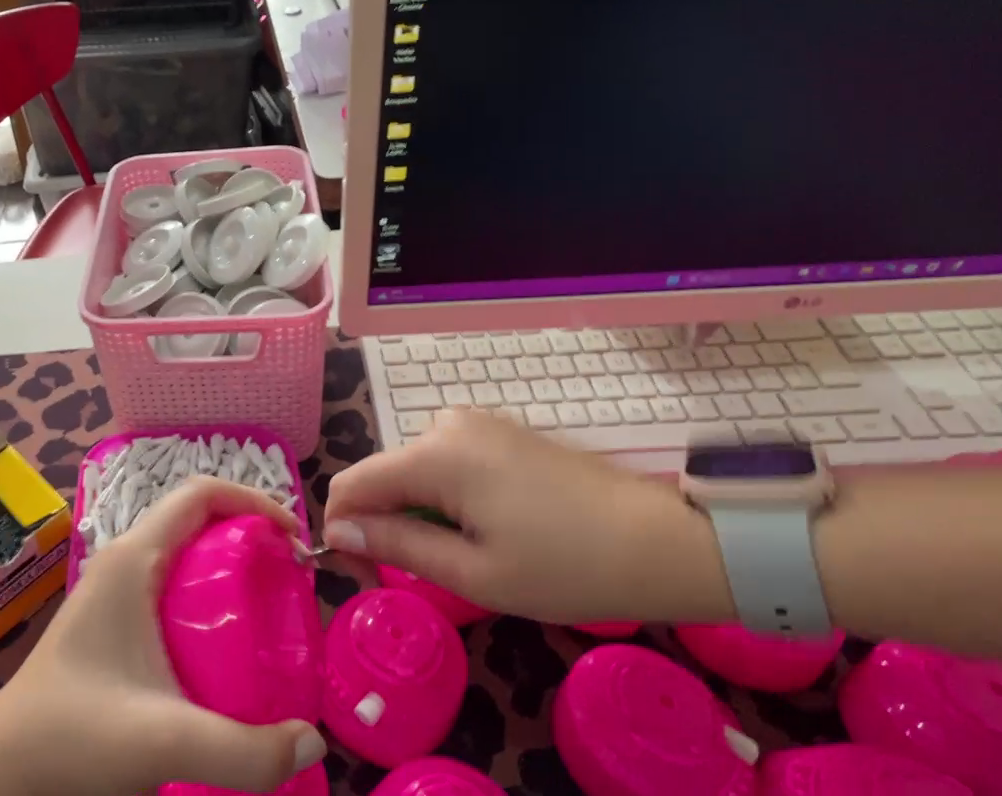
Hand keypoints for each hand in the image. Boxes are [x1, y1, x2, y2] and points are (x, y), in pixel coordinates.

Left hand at [0, 477, 326, 795]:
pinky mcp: (113, 627)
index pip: (200, 494)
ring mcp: (115, 595)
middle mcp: (124, 565)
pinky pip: (173, 595)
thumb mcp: (163, 743)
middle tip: (290, 587)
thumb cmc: (71, 738)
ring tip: (270, 620)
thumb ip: (244, 751)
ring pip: (186, 561)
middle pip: (198, 524)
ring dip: (231, 576)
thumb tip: (310, 737)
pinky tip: (227, 657)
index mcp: (133, 561)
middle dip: (249, 542)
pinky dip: (209, 607)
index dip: (254, 501)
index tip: (295, 542)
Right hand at [322, 409, 732, 625]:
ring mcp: (477, 423)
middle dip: (387, 525)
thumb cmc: (568, 567)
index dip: (344, 533)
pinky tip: (490, 529)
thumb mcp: (473, 573)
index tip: (366, 577)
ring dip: (420, 514)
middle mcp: (446, 424)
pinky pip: (447, 462)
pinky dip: (448, 498)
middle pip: (384, 476)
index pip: (351, 485)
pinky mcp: (501, 432)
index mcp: (434, 454)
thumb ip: (395, 546)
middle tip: (427, 578)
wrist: (665, 542)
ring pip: (415, 471)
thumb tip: (336, 531)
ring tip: (467, 557)